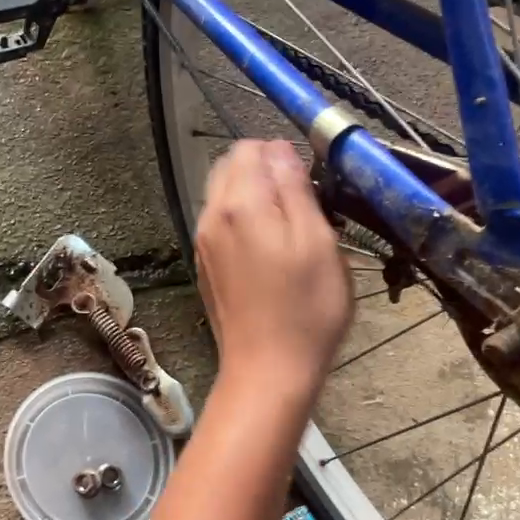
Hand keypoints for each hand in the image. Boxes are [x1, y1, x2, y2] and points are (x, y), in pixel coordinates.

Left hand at [194, 141, 352, 400]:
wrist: (267, 370)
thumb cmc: (305, 308)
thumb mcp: (317, 241)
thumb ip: (294, 188)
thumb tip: (279, 149)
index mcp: (239, 203)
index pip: (250, 149)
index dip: (281, 155)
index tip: (309, 182)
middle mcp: (211, 216)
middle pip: (231, 168)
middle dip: (265, 172)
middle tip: (302, 204)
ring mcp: (203, 241)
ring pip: (224, 195)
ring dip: (254, 197)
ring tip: (290, 228)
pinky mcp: (205, 264)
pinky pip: (221, 223)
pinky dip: (243, 221)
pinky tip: (270, 250)